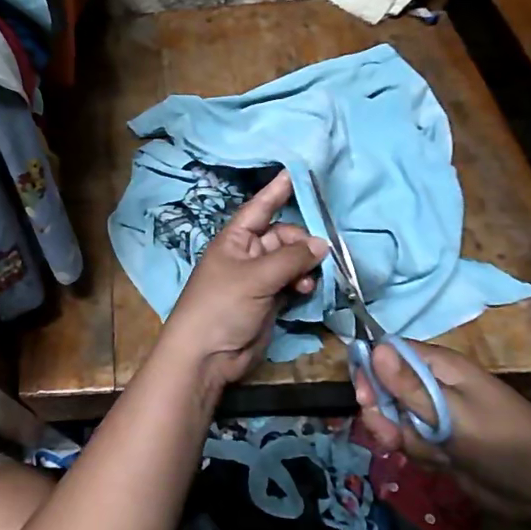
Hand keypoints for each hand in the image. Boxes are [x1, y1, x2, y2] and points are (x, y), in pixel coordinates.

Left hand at [160, 170, 329, 388]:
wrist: (207, 356)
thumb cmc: (221, 306)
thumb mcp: (256, 277)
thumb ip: (291, 258)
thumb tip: (323, 244)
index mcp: (234, 240)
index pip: (259, 208)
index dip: (277, 191)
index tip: (296, 173)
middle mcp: (247, 255)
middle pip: (283, 236)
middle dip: (302, 242)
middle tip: (320, 253)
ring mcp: (259, 279)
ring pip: (291, 261)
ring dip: (305, 265)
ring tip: (310, 279)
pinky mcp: (269, 301)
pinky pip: (292, 283)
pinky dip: (302, 284)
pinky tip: (307, 290)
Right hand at [354, 341, 530, 517]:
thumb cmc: (502, 443)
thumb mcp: (453, 415)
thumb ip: (410, 387)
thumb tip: (374, 347)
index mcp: (440, 366)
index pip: (389, 353)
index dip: (371, 372)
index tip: (366, 399)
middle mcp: (435, 385)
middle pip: (385, 389)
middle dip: (385, 415)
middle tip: (395, 436)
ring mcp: (437, 415)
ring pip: (395, 420)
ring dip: (405, 439)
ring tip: (431, 453)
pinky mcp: (440, 442)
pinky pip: (411, 442)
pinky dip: (420, 455)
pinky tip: (441, 463)